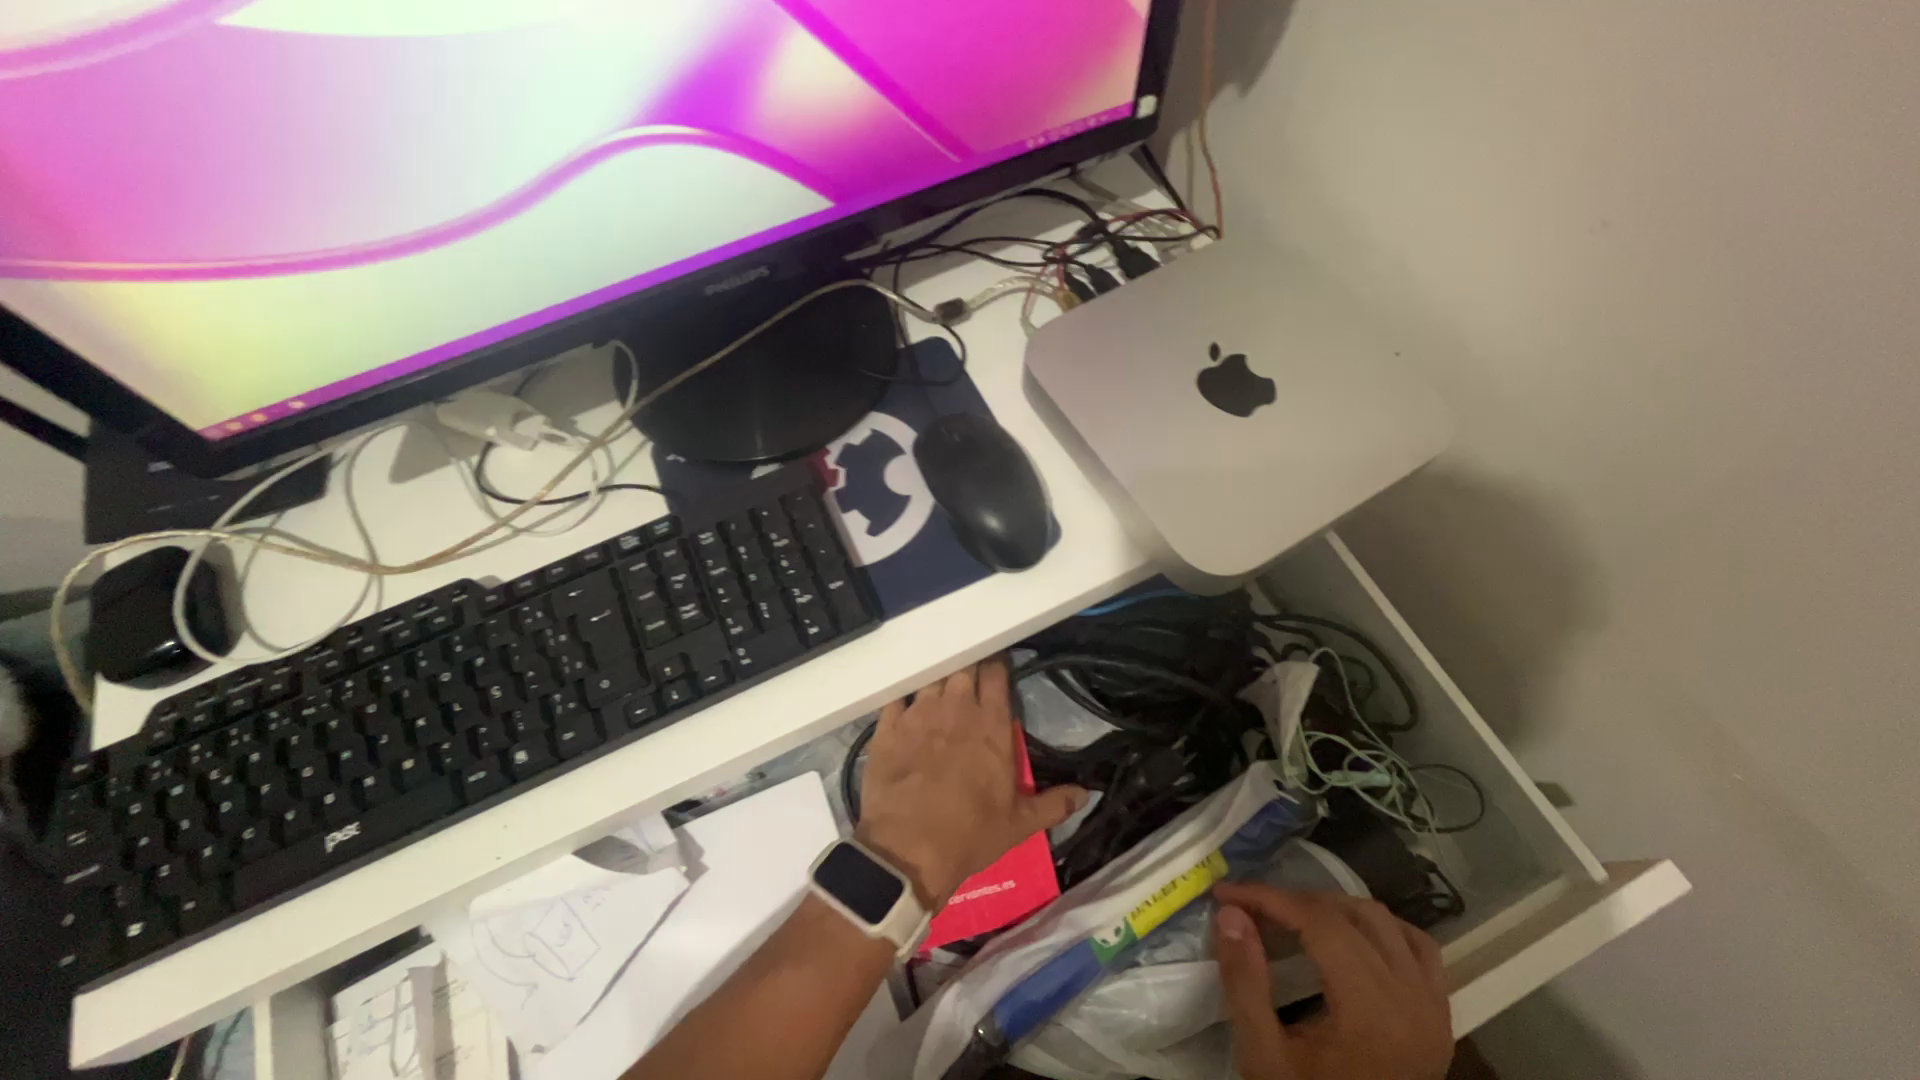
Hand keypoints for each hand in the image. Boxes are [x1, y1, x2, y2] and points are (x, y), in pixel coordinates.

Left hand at [854, 657, 1087, 907]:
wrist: (907, 849)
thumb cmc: (970, 834)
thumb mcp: (1019, 824)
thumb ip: (1053, 804)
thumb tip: (1085, 793)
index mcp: (991, 726)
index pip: (996, 676)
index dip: (997, 664)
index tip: (997, 662)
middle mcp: (955, 709)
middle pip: (963, 669)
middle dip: (968, 666)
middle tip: (969, 672)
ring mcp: (918, 715)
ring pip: (931, 679)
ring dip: (938, 679)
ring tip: (940, 685)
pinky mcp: (887, 728)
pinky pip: (895, 698)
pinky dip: (903, 697)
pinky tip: (905, 703)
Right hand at [1213, 884, 1452, 1079]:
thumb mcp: (1263, 1055)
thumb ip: (1245, 981)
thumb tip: (1231, 913)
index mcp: (1371, 1014)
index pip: (1320, 925)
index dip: (1271, 899)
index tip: (1229, 893)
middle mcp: (1413, 1003)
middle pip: (1351, 917)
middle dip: (1295, 902)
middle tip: (1252, 908)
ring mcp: (1434, 1009)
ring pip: (1386, 922)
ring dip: (1336, 909)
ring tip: (1293, 918)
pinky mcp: (1441, 1016)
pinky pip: (1420, 948)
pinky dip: (1382, 929)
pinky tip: (1350, 936)